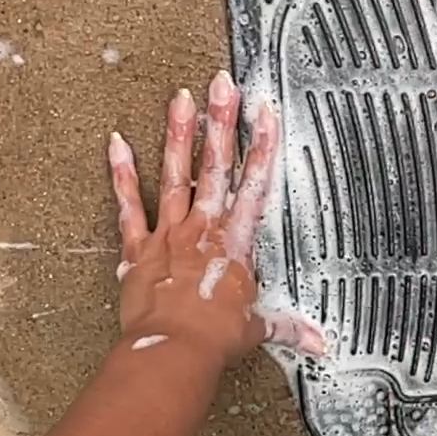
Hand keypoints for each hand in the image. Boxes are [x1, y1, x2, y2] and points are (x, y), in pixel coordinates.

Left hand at [107, 71, 323, 369]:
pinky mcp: (139, 249)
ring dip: (179, 135)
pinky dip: (122, 175)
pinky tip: (117, 142)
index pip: (255, 186)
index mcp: (235, 245)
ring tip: (181, 97)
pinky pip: (129, 206)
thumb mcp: (258, 329)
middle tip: (223, 85)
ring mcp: (169, 235)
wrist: (173, 350)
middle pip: (216, 168)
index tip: (265, 115)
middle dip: (222, 124)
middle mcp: (203, 230)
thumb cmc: (216, 339)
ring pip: (175, 175)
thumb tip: (319, 344)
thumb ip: (288, 328)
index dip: (262, 148)